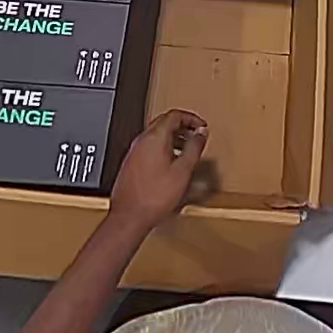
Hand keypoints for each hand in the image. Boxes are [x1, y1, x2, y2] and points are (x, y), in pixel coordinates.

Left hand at [106, 110, 207, 232]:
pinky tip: (172, 163)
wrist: (130, 217)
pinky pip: (149, 147)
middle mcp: (141, 141)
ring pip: (156, 134)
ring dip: (174, 137)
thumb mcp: (184, 170)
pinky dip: (164, 147)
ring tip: (187, 148)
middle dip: (183, 125)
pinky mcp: (131, 164)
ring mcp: (134, 152)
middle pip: (164, 122)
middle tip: (196, 133)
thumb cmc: (154, 197)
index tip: (201, 126)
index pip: (174, 115)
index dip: (191, 118)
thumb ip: (194, 147)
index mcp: (154, 138)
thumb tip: (201, 132)